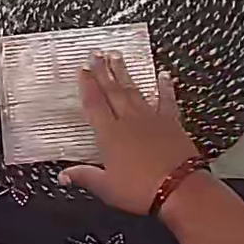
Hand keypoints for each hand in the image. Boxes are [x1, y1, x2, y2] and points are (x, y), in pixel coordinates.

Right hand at [59, 53, 201, 213]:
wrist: (179, 189)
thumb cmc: (141, 190)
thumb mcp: (107, 187)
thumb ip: (84, 176)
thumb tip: (63, 175)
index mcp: (110, 135)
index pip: (95, 104)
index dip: (87, 86)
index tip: (82, 70)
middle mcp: (128, 121)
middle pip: (112, 91)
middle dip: (102, 71)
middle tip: (95, 53)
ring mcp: (151, 119)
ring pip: (134, 90)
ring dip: (124, 73)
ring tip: (117, 56)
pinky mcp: (171, 123)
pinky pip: (166, 100)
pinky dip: (164, 86)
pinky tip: (163, 75)